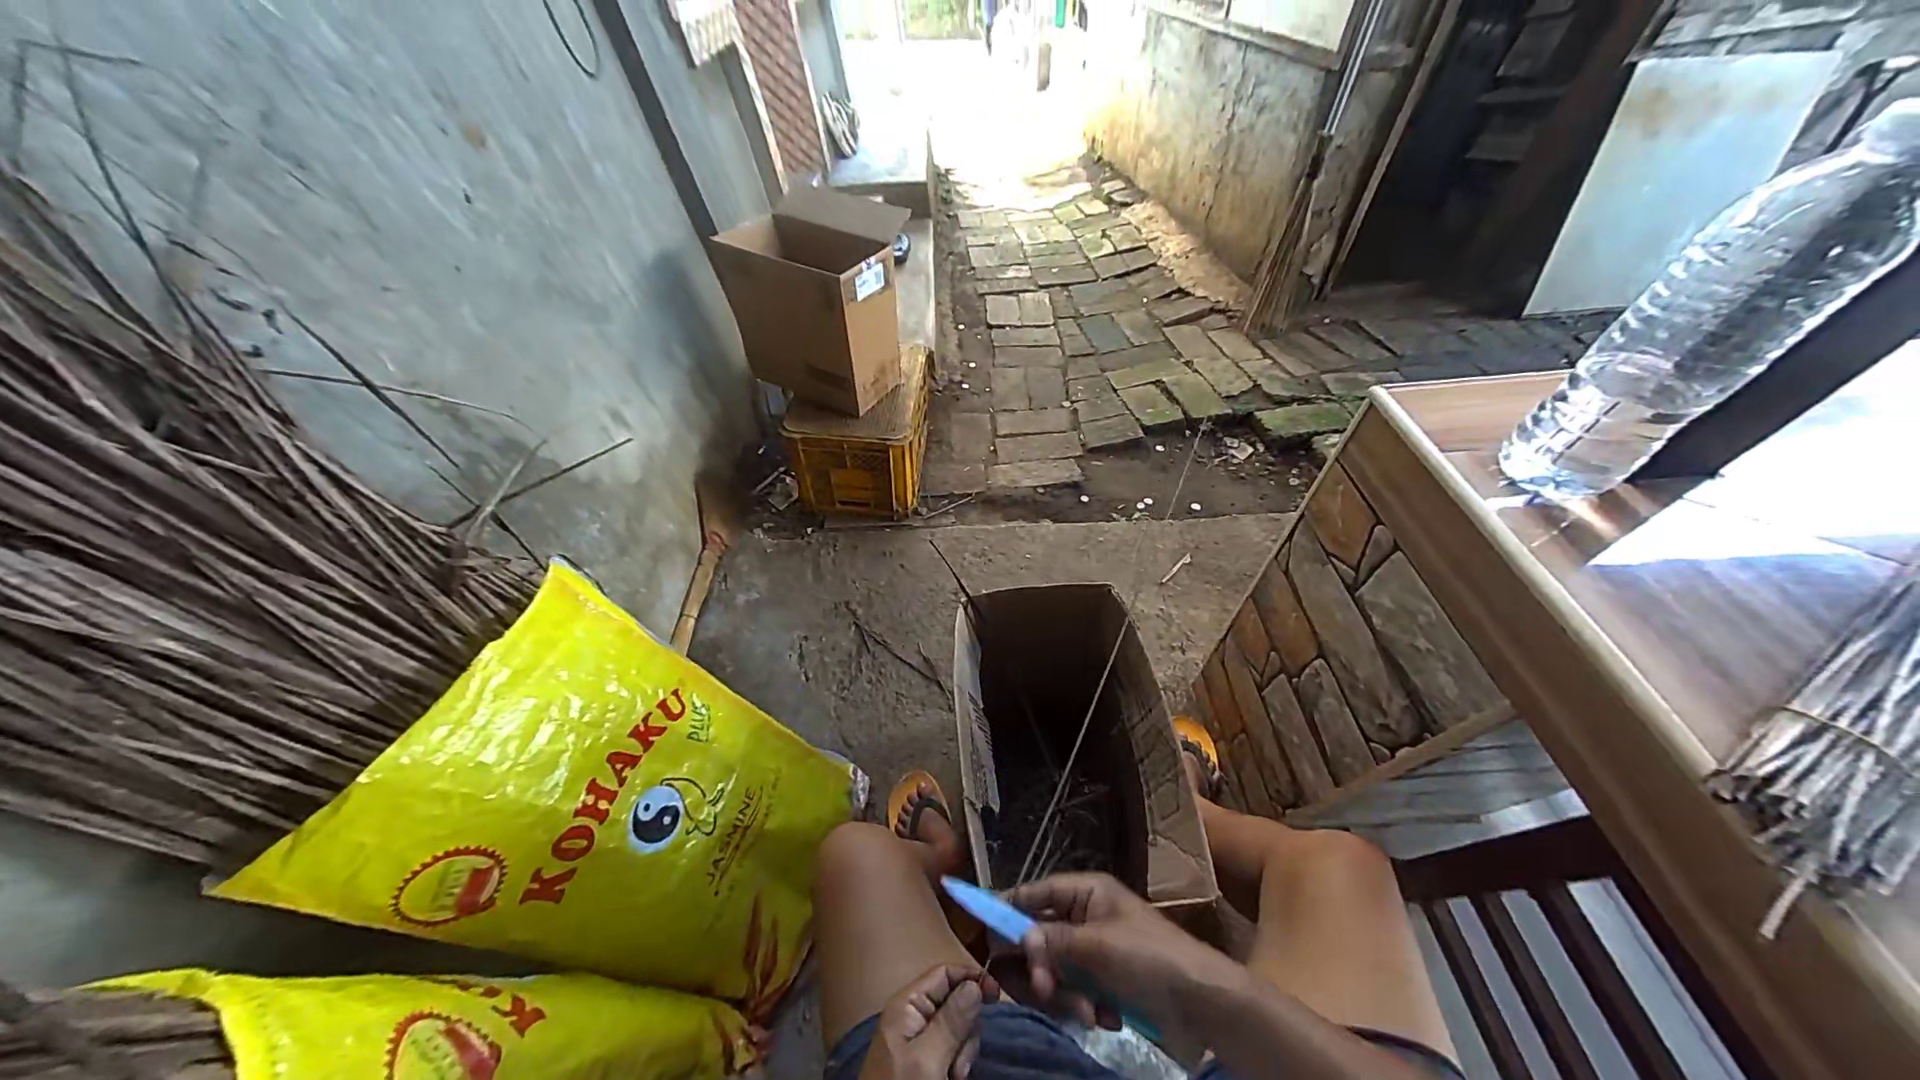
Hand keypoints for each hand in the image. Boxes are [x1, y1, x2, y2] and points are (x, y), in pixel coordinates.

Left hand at [858, 964, 998, 1079]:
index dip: (971, 977)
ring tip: (952, 1076)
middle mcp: (915, 1015)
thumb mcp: (927, 1059)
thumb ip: (951, 1021)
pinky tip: (951, 1079)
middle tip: (958, 1062)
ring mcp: (921, 1039)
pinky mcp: (928, 1059)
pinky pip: (954, 1049)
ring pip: (959, 1028)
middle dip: (966, 1030)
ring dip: (963, 1053)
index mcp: (907, 1004)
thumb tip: (975, 983)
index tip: (997, 994)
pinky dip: (957, 1064)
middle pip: (956, 1001)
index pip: (944, 973)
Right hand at [1008, 872, 1243, 1039]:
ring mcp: (1091, 950)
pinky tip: (1105, 1017)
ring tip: (1089, 1013)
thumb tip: (1014, 938)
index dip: (1007, 907)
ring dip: (1064, 995)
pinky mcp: (1100, 981)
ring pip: (1051, 969)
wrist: (1203, 1002)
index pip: (1034, 891)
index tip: (982, 928)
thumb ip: (1052, 940)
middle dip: (1040, 968)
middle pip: (1037, 936)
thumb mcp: (1099, 946)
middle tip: (1045, 991)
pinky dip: (1083, 1007)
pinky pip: (1071, 992)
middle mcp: (1083, 915)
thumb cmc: (1151, 957)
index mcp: (1085, 892)